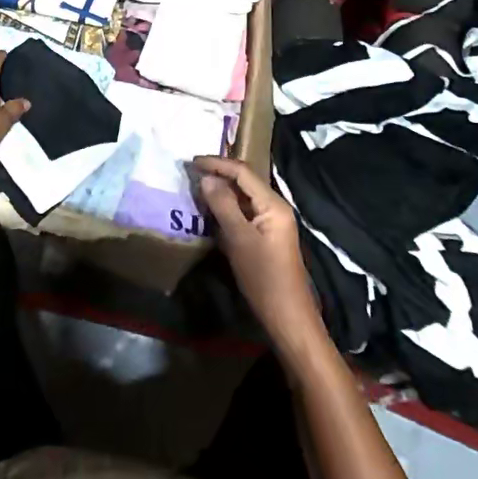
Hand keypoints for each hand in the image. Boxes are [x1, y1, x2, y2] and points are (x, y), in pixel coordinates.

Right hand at [195, 156, 326, 352]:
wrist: (287, 316)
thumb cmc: (263, 277)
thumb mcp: (239, 239)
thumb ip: (223, 205)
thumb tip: (206, 177)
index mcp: (273, 204)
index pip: (243, 172)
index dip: (217, 163)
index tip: (191, 162)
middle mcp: (275, 207)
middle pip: (245, 181)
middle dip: (219, 173)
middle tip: (190, 172)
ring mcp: (272, 222)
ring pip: (243, 196)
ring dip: (221, 190)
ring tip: (196, 187)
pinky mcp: (266, 236)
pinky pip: (244, 212)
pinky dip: (227, 207)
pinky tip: (210, 210)